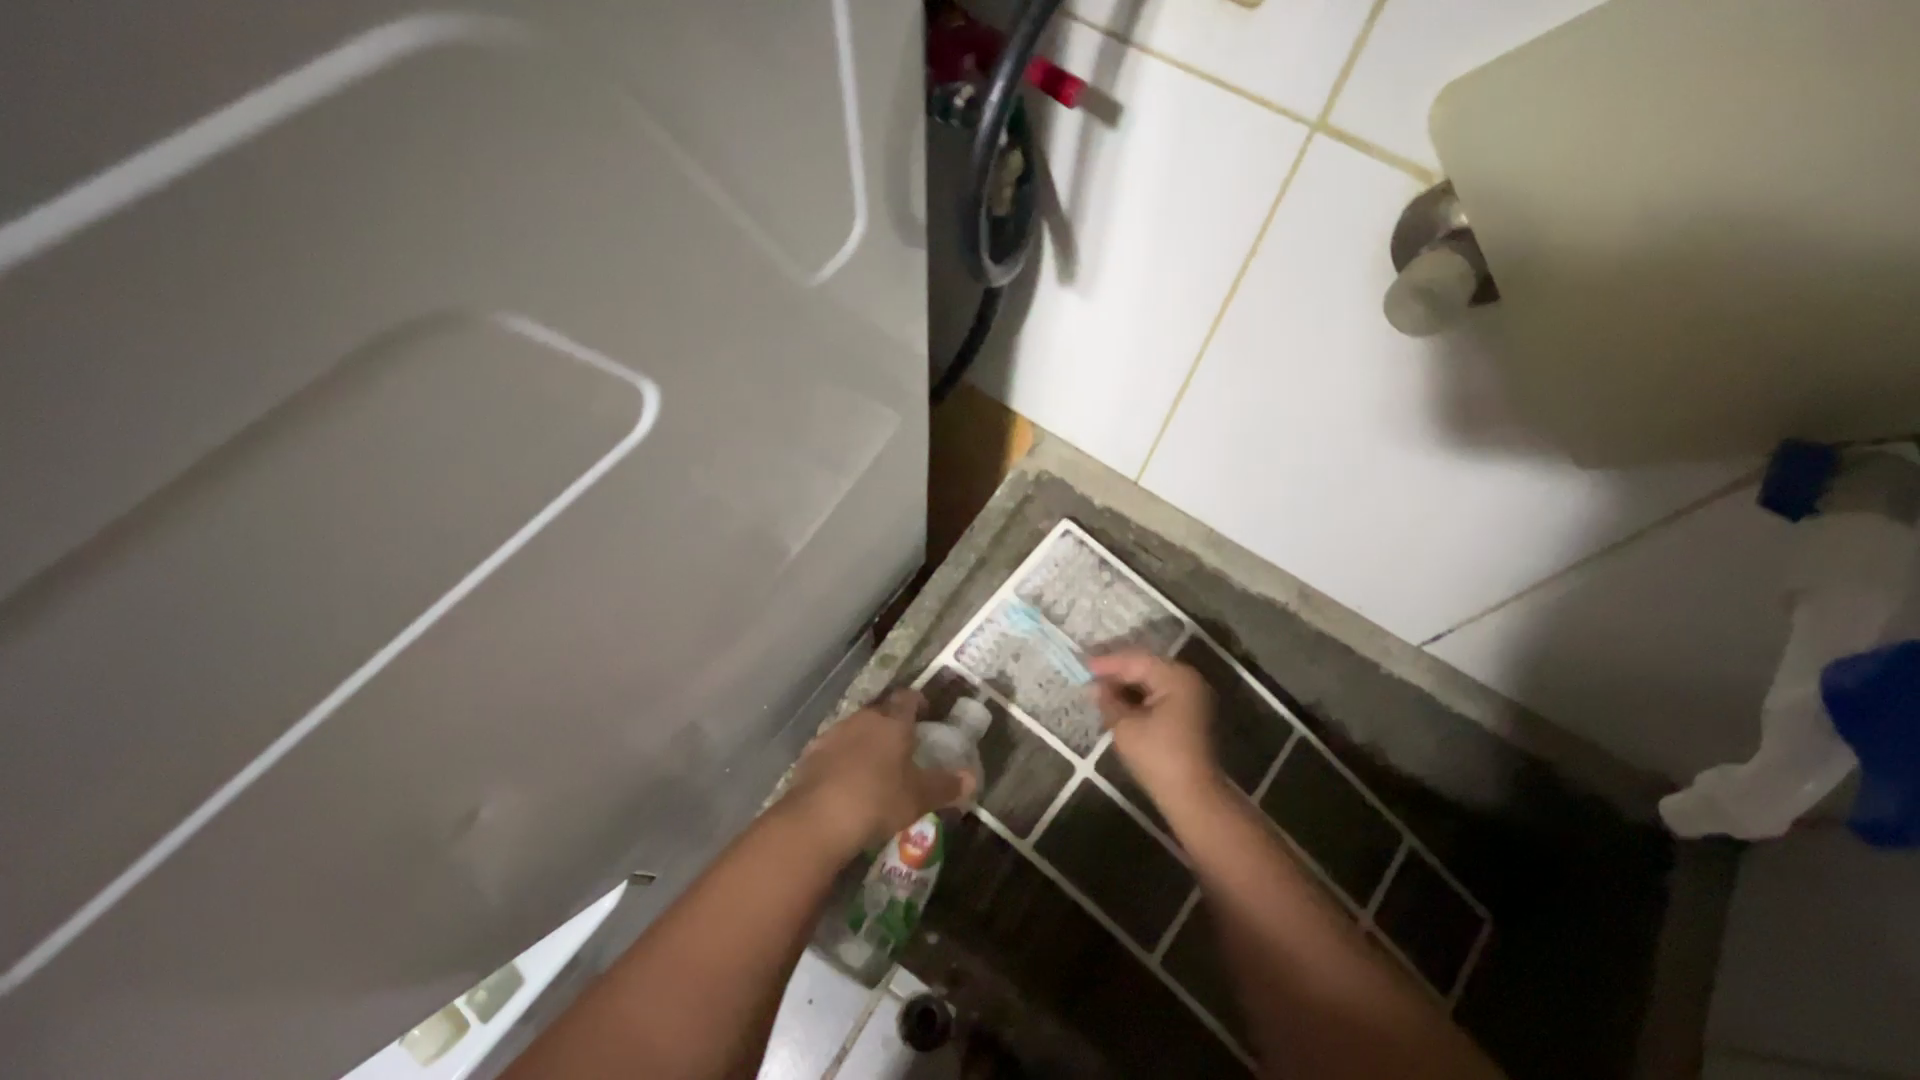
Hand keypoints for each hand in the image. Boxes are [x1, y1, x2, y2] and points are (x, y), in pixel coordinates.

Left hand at [782, 688, 974, 854]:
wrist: (818, 818)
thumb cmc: (878, 800)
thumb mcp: (919, 797)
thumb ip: (946, 786)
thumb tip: (972, 779)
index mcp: (892, 722)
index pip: (907, 698)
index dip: (918, 702)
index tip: (926, 713)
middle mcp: (862, 720)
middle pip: (879, 713)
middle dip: (891, 725)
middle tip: (903, 745)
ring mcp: (832, 735)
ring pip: (854, 730)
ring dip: (865, 742)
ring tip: (875, 766)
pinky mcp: (810, 755)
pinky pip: (833, 750)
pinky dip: (842, 760)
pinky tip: (846, 781)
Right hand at [1088, 650, 1221, 799]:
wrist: (1192, 795)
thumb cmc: (1157, 757)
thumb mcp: (1125, 726)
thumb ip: (1109, 700)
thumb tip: (1096, 686)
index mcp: (1176, 677)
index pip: (1135, 660)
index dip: (1106, 663)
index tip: (1081, 665)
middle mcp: (1188, 680)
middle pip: (1146, 667)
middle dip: (1116, 672)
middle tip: (1088, 676)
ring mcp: (1191, 697)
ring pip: (1152, 681)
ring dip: (1126, 685)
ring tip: (1098, 689)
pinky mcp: (1189, 714)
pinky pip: (1159, 695)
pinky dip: (1138, 697)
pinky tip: (1118, 702)